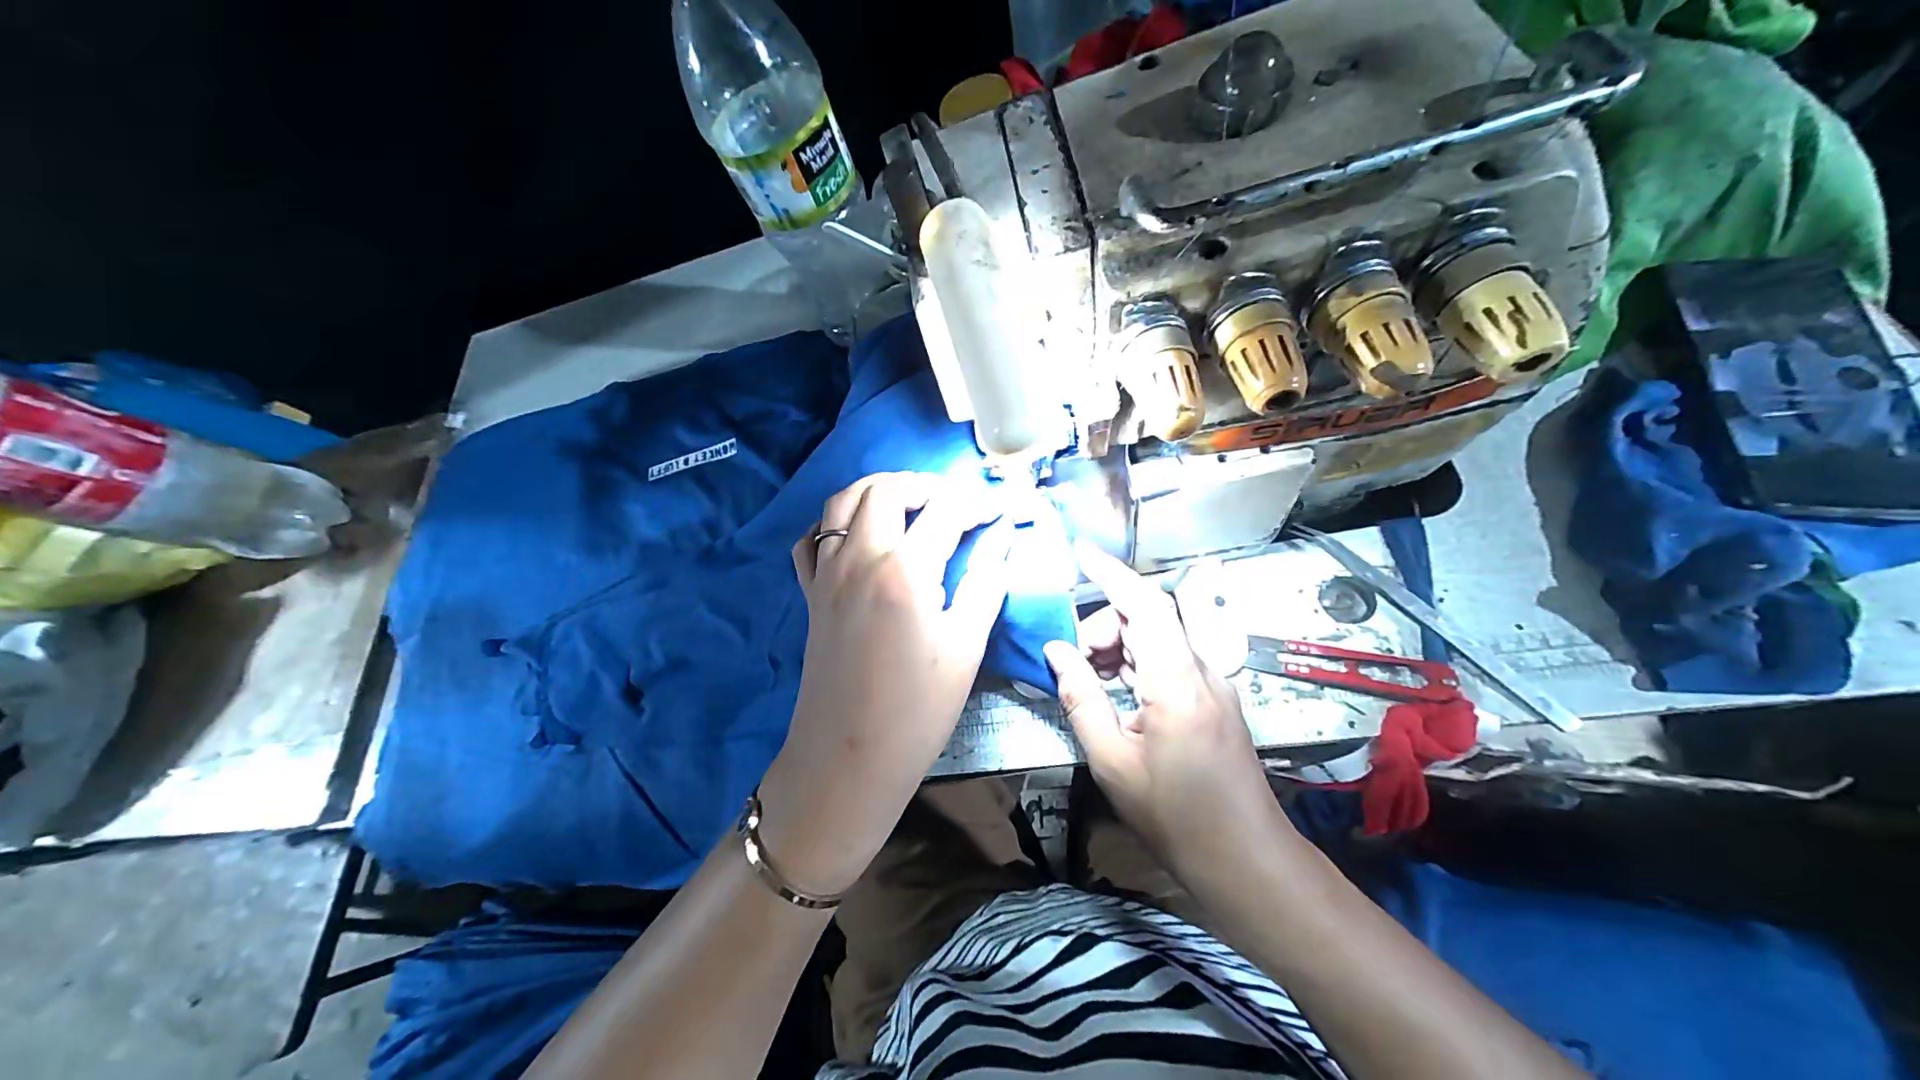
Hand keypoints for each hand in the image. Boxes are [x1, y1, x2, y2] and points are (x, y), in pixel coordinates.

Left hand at [758, 472, 1010, 894]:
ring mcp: (827, 573)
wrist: (847, 758)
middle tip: (954, 506)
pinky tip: (859, 539)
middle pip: (885, 489)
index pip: (944, 511)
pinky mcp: (810, 593)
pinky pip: (813, 538)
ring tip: (911, 509)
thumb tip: (1000, 544)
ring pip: (843, 501)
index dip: (976, 505)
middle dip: (924, 485)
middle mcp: (858, 557)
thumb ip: (985, 585)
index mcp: (904, 569)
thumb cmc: (917, 710)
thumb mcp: (965, 648)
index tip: (996, 512)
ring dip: (879, 492)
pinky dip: (836, 523)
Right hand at [1043, 544, 1288, 884]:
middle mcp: (1201, 672)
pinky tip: (1114, 688)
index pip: (1146, 605)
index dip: (1111, 573)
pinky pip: (1170, 661)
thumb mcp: (1111, 761)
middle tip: (1071, 661)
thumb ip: (1082, 698)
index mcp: (1177, 684)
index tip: (1080, 551)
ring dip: (1120, 645)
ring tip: (1088, 677)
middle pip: (1150, 619)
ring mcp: (1213, 684)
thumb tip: (1056, 652)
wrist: (1244, 857)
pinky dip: (1137, 662)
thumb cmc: (1174, 816)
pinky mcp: (1214, 699)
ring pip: (1160, 638)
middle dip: (1104, 625)